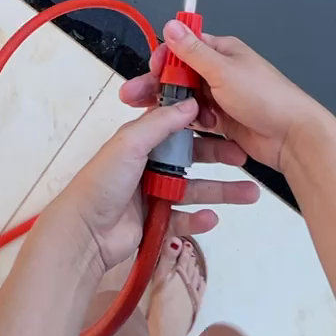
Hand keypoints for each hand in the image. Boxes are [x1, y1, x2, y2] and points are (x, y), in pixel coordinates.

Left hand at [38, 97, 259, 275]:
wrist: (85, 232)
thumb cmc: (104, 181)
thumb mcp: (130, 143)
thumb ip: (161, 123)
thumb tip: (191, 103)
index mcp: (141, 140)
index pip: (176, 125)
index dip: (200, 121)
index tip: (225, 119)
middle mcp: (149, 163)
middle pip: (191, 156)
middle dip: (218, 155)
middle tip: (244, 156)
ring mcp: (154, 194)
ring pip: (195, 188)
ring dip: (221, 190)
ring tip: (250, 193)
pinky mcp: (156, 222)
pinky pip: (184, 219)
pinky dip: (199, 219)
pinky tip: (213, 218)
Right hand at [120, 21, 331, 171]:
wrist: (293, 138)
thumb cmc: (265, 98)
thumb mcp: (223, 71)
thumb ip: (192, 51)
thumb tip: (171, 25)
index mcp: (222, 51)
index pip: (183, 48)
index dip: (164, 59)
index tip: (151, 71)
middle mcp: (220, 71)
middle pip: (180, 75)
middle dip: (157, 85)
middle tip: (132, 96)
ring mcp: (221, 97)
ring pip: (185, 97)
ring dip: (173, 105)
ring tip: (151, 116)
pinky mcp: (223, 120)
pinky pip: (196, 118)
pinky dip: (189, 122)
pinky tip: (184, 129)